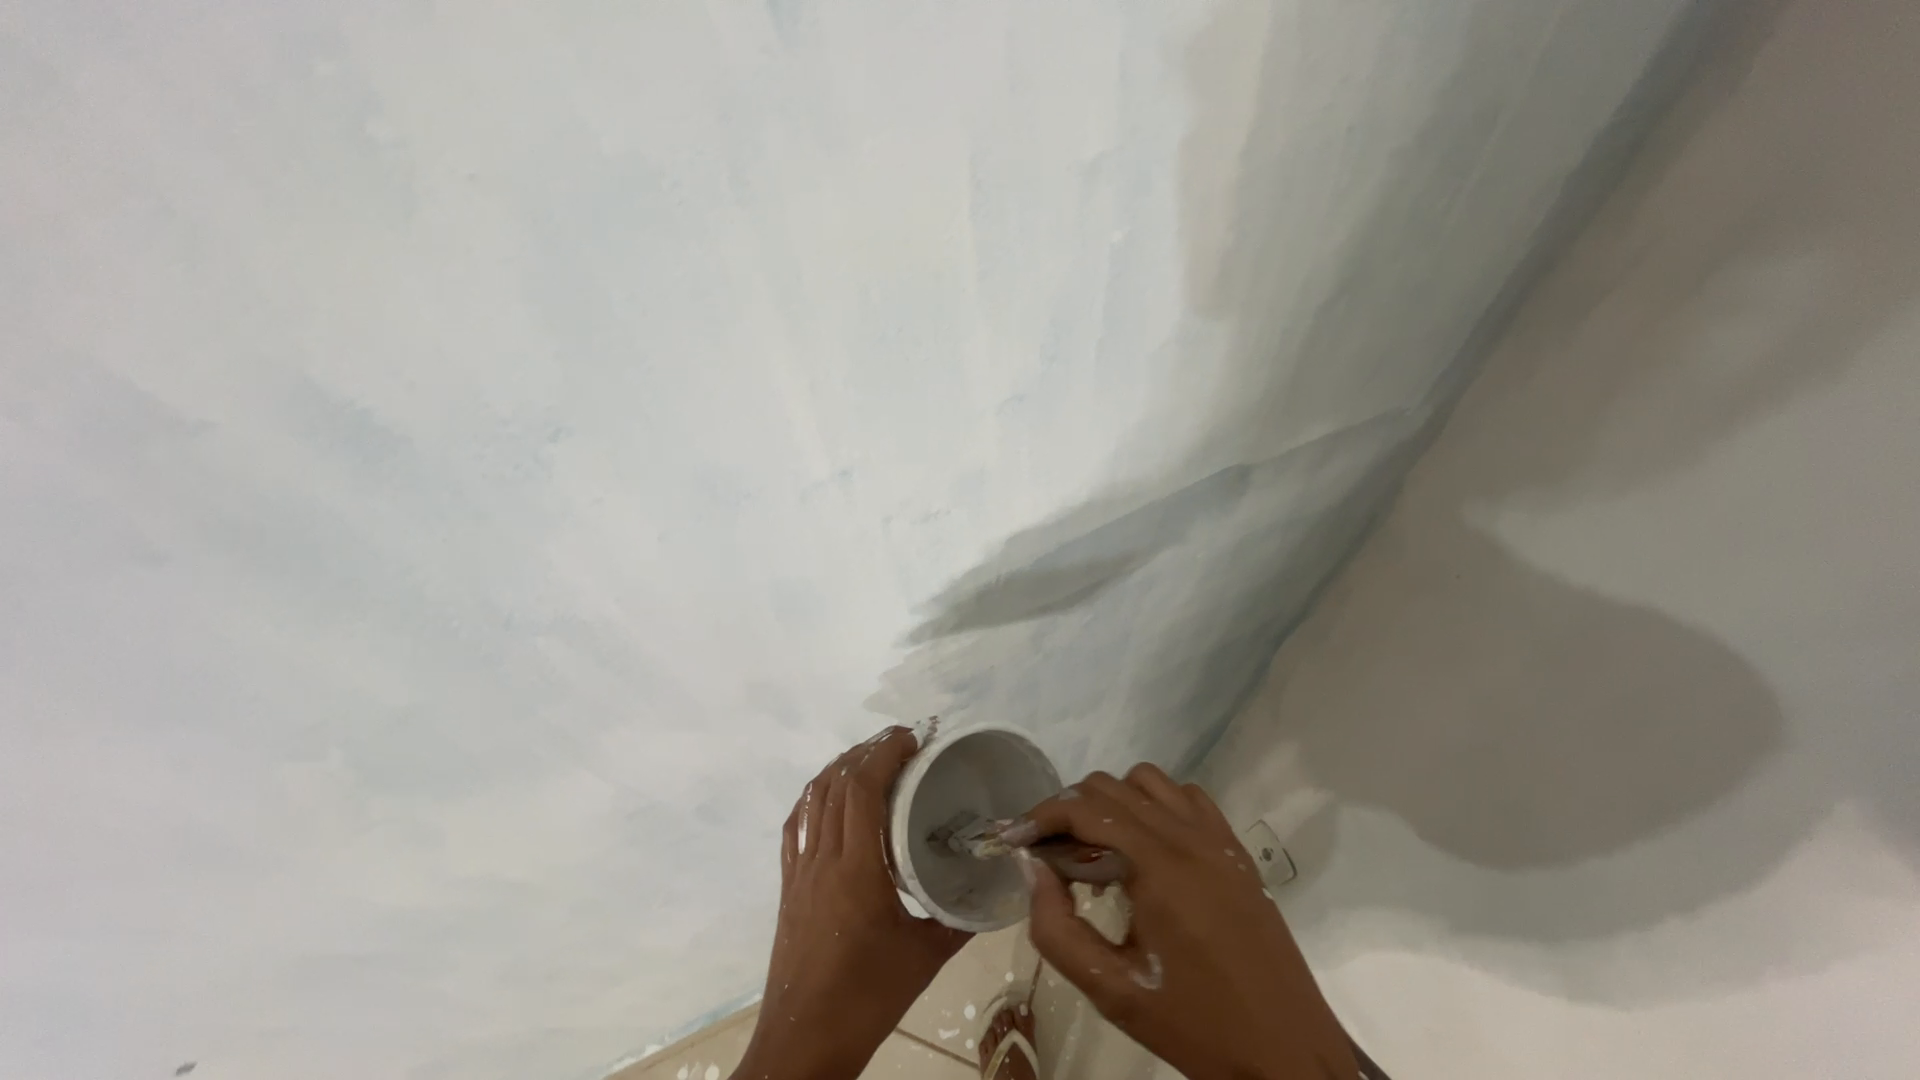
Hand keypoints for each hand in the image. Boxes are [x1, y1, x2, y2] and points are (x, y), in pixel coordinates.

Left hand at [737, 727, 972, 1079]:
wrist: (804, 1040)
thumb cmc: (867, 996)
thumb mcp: (925, 957)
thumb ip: (958, 919)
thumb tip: (991, 889)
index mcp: (856, 868)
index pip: (863, 788)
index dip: (885, 753)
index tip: (913, 739)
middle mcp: (822, 858)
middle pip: (836, 783)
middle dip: (867, 752)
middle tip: (901, 743)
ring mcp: (800, 870)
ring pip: (811, 798)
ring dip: (839, 769)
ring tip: (870, 760)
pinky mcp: (789, 885)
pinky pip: (796, 825)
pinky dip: (814, 798)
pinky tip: (831, 798)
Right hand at [1002, 765, 1357, 1079]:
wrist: (1285, 1053)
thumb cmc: (1193, 1024)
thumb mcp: (1110, 990)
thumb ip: (1056, 928)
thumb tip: (1032, 869)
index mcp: (1158, 866)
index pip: (1085, 809)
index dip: (1040, 817)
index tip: (1014, 840)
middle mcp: (1189, 837)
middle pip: (1111, 786)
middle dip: (1069, 811)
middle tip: (1050, 855)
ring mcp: (1218, 839)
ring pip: (1149, 781)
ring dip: (1113, 802)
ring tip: (1099, 850)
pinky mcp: (1236, 851)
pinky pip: (1188, 798)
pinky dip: (1156, 806)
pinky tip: (1148, 849)